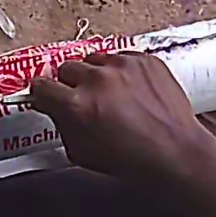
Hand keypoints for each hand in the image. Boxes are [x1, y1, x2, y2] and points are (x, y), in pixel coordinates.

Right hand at [28, 51, 215, 184]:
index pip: (41, 86)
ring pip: (93, 60)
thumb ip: (61, 125)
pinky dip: (120, 71)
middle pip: (66, 68)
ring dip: (94, 74)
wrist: (174, 152)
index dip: (42, 93)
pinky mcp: (144, 60)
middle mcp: (97, 79)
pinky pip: (120, 57)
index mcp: (76, 104)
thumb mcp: (80, 151)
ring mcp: (123, 65)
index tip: (46, 96)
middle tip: (81, 98)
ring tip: (108, 93)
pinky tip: (128, 90)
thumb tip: (52, 108)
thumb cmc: (129, 158)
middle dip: (69, 83)